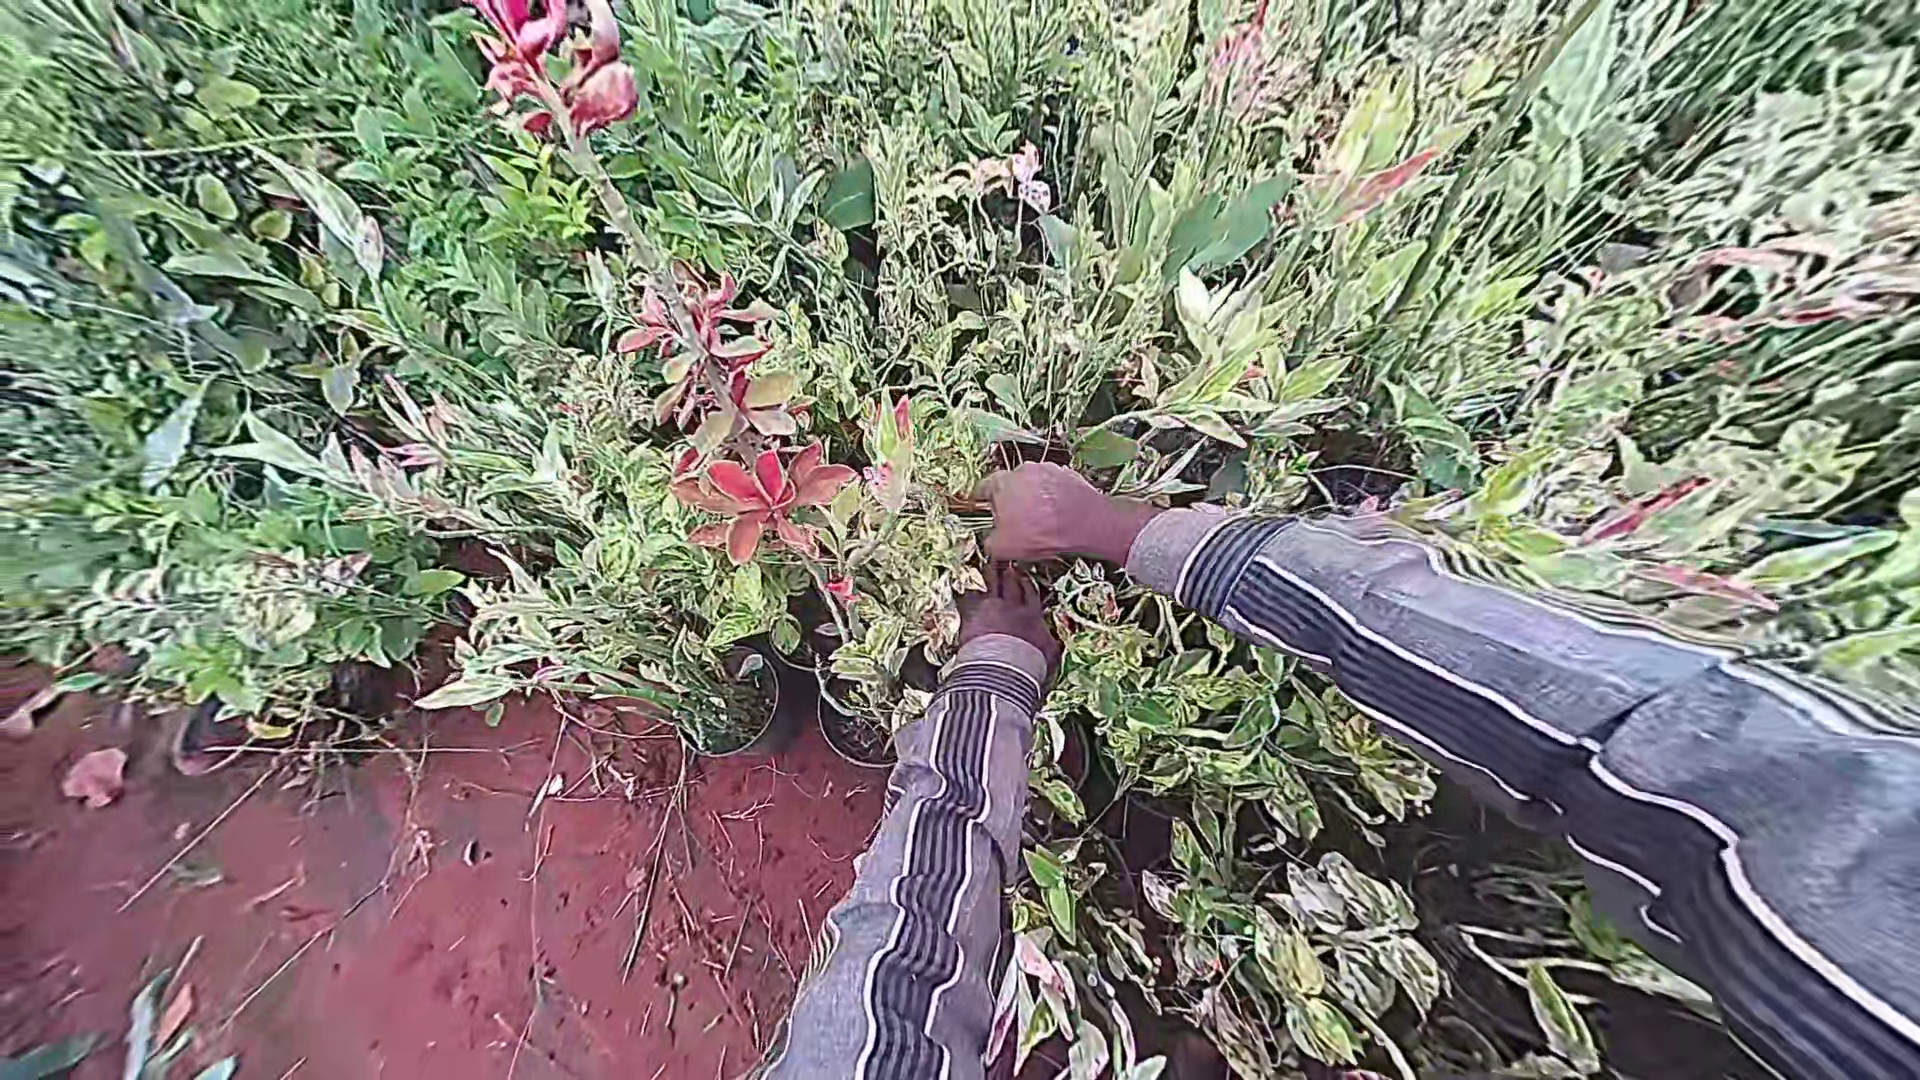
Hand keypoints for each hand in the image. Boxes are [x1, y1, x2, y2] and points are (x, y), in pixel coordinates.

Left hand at [958, 563, 1061, 678]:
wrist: (1003, 666)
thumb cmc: (1029, 664)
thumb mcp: (1049, 654)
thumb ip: (1051, 644)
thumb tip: (1056, 643)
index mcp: (1031, 615)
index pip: (1030, 594)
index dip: (1026, 584)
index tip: (1023, 576)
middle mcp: (1011, 607)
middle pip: (1010, 585)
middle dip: (1008, 574)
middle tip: (1006, 565)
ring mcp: (990, 608)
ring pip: (990, 586)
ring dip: (990, 575)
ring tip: (988, 566)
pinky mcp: (972, 615)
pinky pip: (968, 599)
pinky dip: (967, 593)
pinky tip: (963, 589)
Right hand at [977, 462, 1163, 563]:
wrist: (1085, 523)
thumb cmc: (1040, 532)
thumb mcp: (1003, 548)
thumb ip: (989, 542)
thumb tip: (990, 541)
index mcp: (1001, 482)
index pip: (982, 488)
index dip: (981, 503)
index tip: (984, 511)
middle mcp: (1022, 469)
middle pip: (1009, 485)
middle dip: (1010, 501)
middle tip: (1016, 522)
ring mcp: (1047, 468)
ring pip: (1032, 484)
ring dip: (1033, 497)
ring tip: (1041, 520)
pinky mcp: (1068, 473)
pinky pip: (1053, 485)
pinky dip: (1052, 497)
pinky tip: (1058, 514)